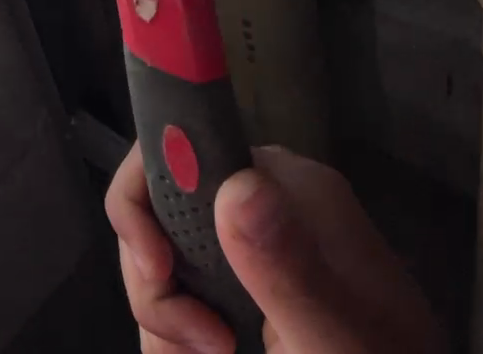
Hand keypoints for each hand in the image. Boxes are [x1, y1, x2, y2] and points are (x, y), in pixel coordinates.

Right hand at [106, 143, 441, 352]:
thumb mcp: (338, 344)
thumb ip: (289, 270)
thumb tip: (238, 185)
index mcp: (289, 187)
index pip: (179, 148)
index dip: (144, 200)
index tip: (157, 271)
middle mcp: (263, 196)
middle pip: (156, 207)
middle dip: (155, 280)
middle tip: (194, 346)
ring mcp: (251, 237)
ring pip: (156, 251)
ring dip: (159, 312)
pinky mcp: (242, 278)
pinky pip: (173, 283)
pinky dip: (169, 326)